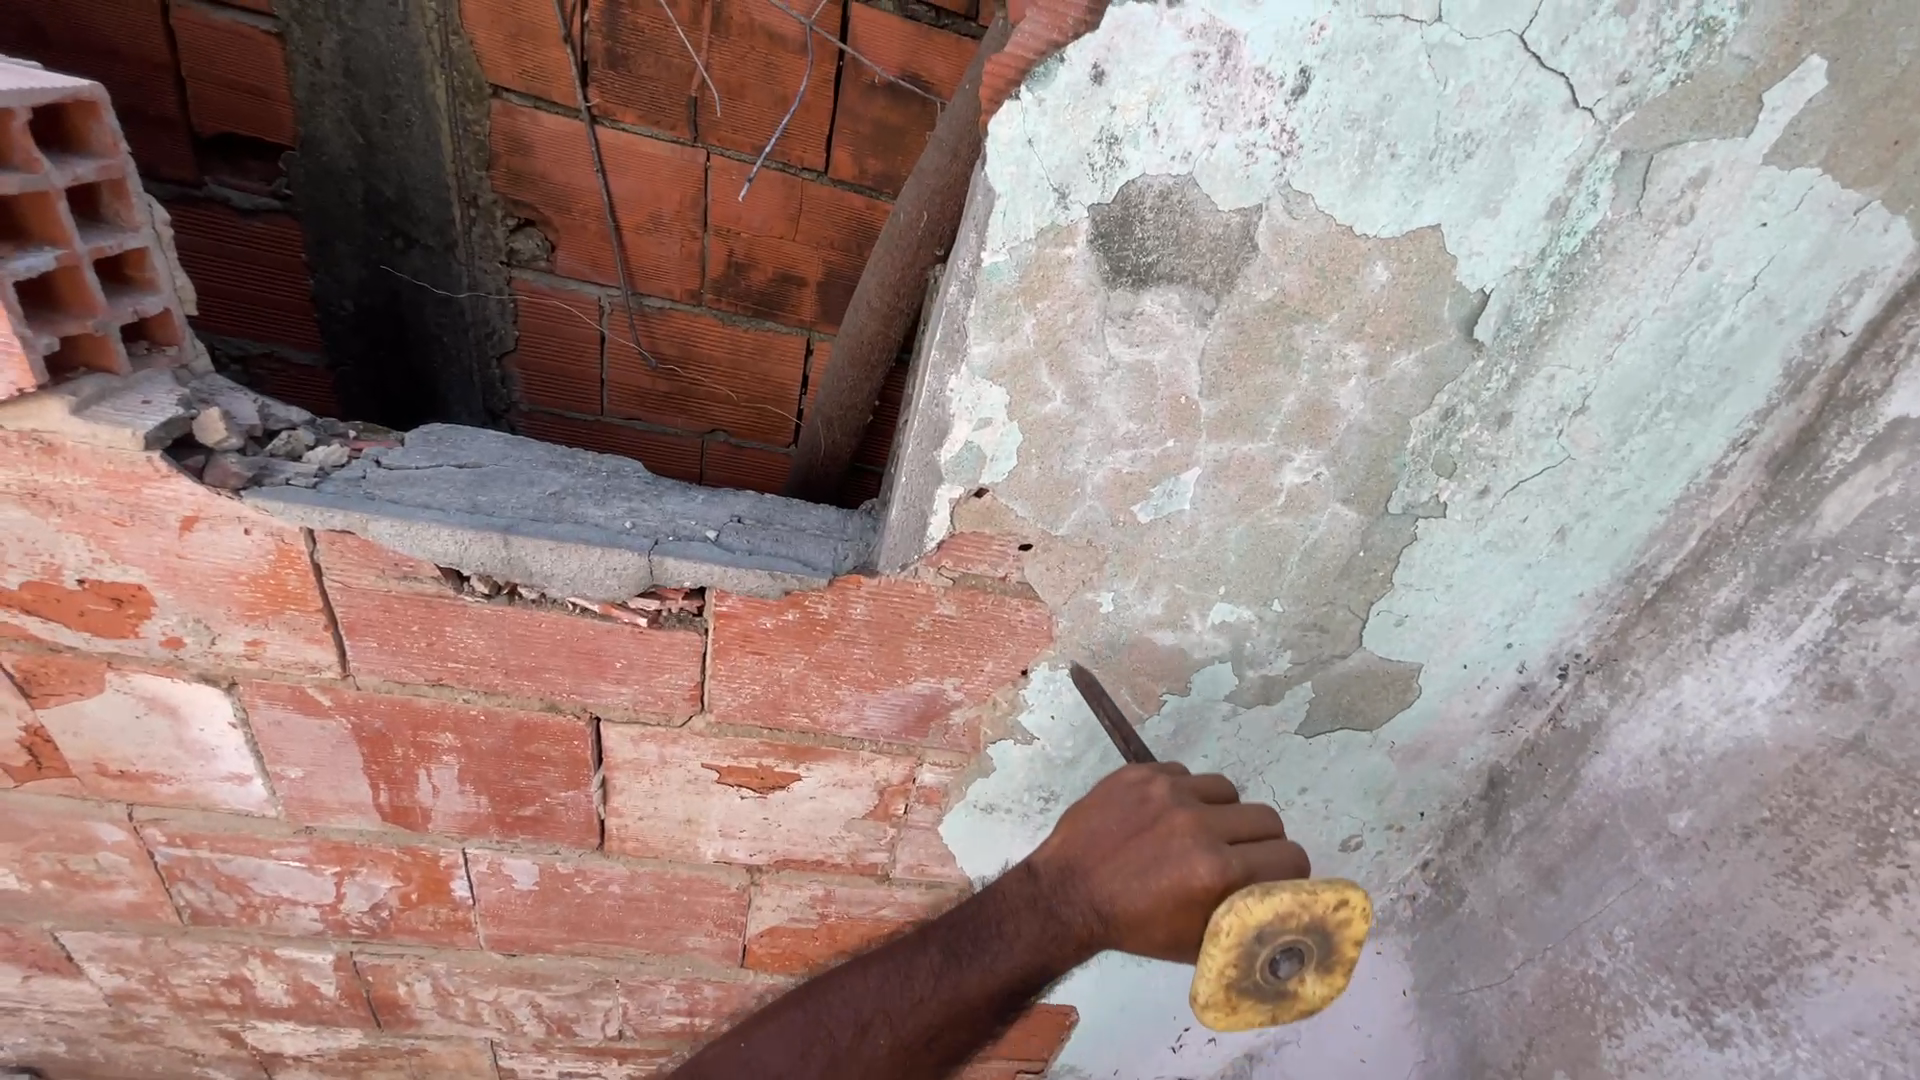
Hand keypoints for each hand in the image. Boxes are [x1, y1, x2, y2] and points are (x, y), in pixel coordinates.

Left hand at [1022, 763, 1309, 963]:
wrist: (1068, 891)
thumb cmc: (1134, 925)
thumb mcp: (1198, 941)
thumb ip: (1245, 919)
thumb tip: (1282, 904)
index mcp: (1218, 871)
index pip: (1290, 856)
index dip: (1288, 869)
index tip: (1275, 874)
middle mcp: (1198, 825)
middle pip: (1266, 818)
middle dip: (1260, 840)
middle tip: (1240, 852)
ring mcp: (1167, 792)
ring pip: (1226, 789)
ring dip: (1221, 811)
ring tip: (1199, 829)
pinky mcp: (1141, 773)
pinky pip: (1184, 774)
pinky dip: (1183, 794)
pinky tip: (1164, 815)